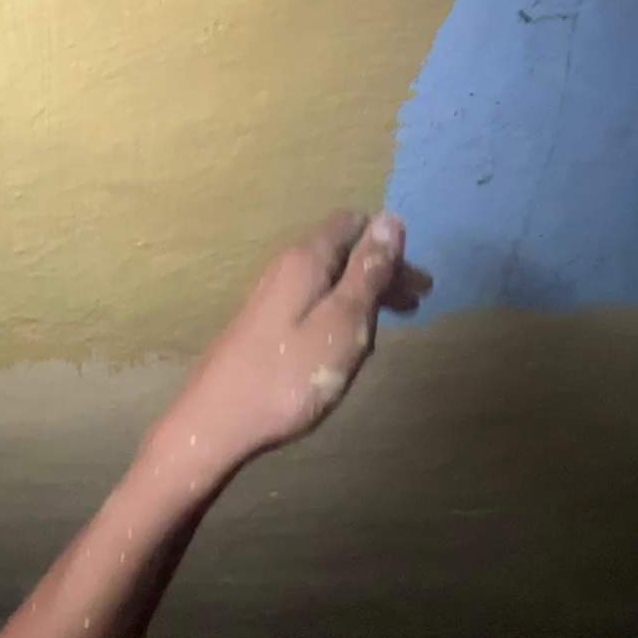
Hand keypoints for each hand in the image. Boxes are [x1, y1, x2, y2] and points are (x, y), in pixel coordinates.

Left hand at [144, 212, 430, 476]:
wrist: (218, 419)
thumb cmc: (289, 374)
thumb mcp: (342, 323)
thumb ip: (367, 272)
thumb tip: (389, 219)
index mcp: (306, 259)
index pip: (352, 224)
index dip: (387, 243)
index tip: (415, 276)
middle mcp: (286, 266)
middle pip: (342, 250)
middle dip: (381, 269)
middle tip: (419, 301)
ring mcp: (273, 294)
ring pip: (329, 277)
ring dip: (364, 292)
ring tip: (397, 319)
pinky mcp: (267, 321)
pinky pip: (314, 299)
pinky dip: (342, 309)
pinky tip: (353, 337)